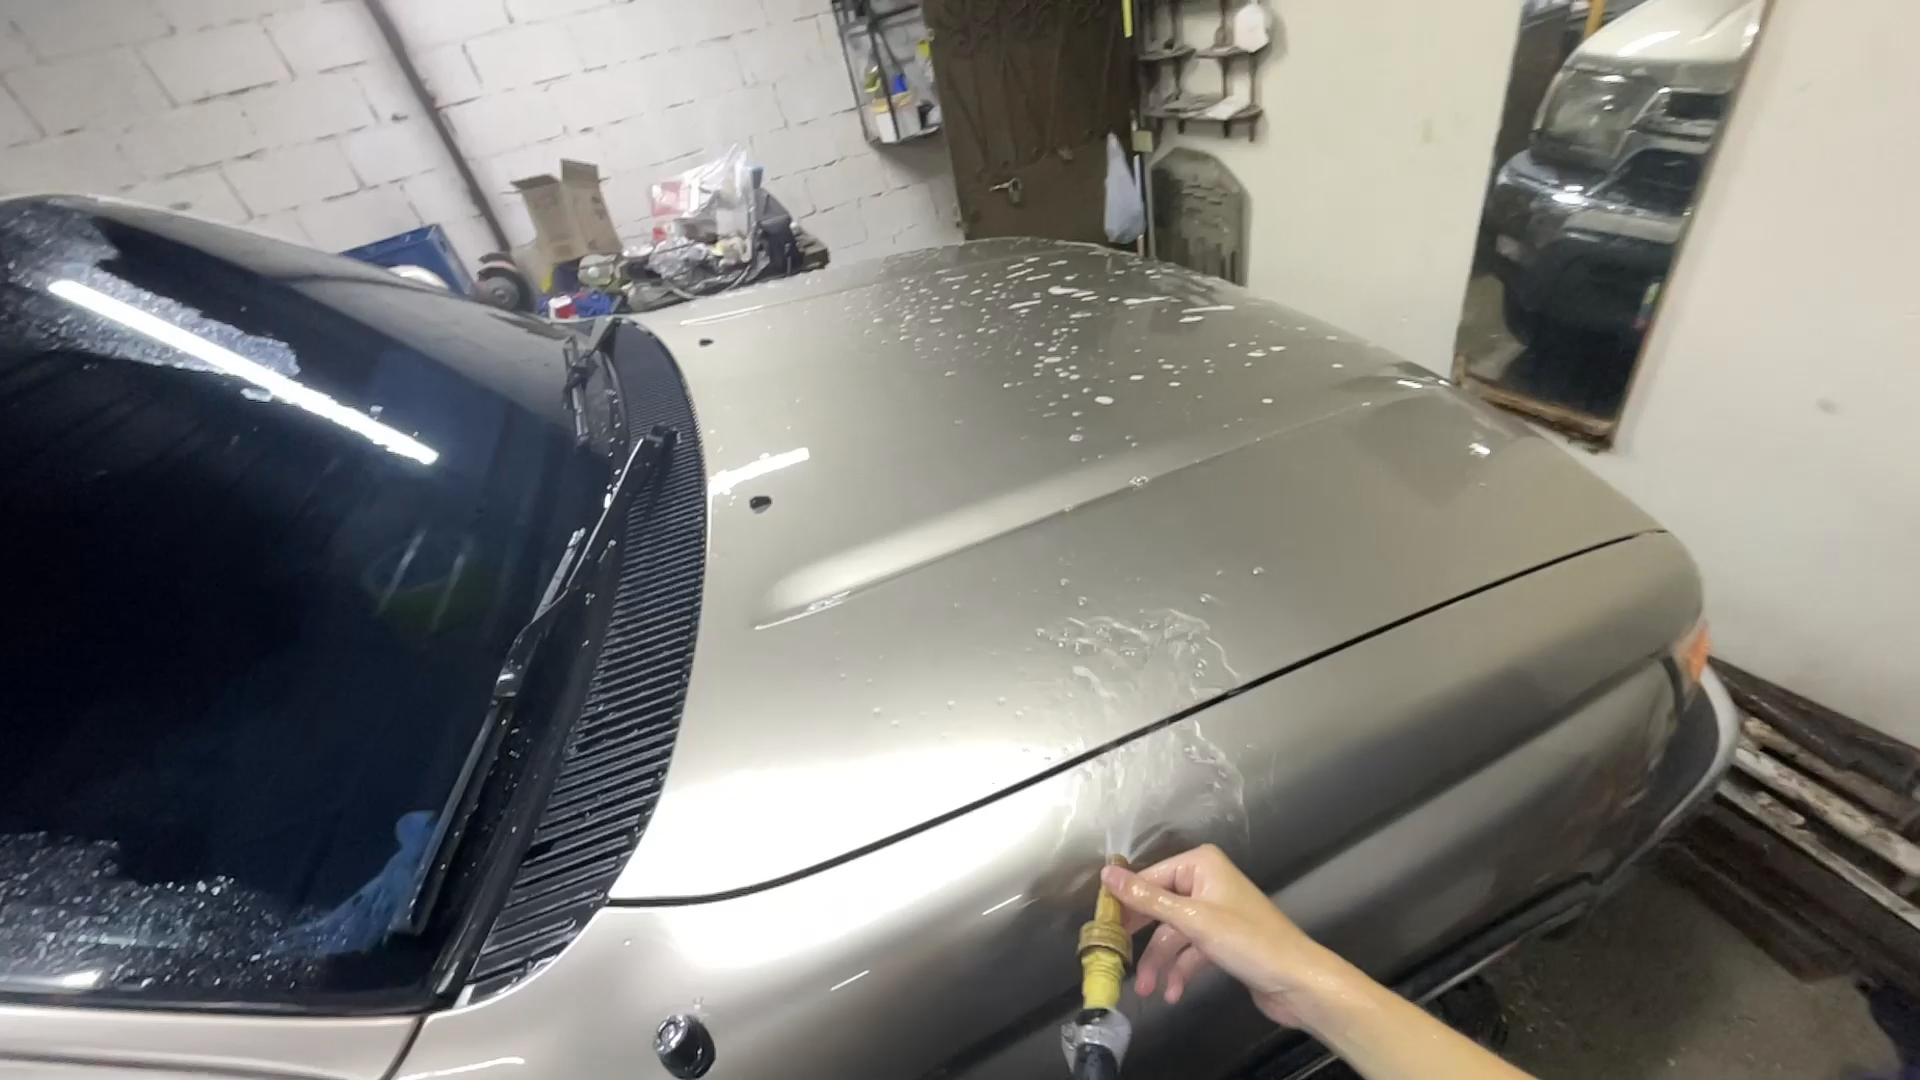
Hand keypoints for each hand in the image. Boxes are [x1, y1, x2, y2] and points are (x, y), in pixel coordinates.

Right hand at [1102, 844, 1343, 1027]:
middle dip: (1144, 939)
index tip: (1104, 926)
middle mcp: (1206, 882)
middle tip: (1118, 958)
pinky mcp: (1221, 940)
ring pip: (1173, 934)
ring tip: (1148, 990)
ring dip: (1161, 962)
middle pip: (1160, 906)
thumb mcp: (1192, 919)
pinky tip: (1172, 993)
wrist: (1300, 984)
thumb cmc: (1249, 941)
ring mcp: (1214, 912)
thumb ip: (1147, 898)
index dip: (1126, 902)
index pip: (1150, 877)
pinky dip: (1180, 970)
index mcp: (1200, 864)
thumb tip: (1106, 873)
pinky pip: (1190, 950)